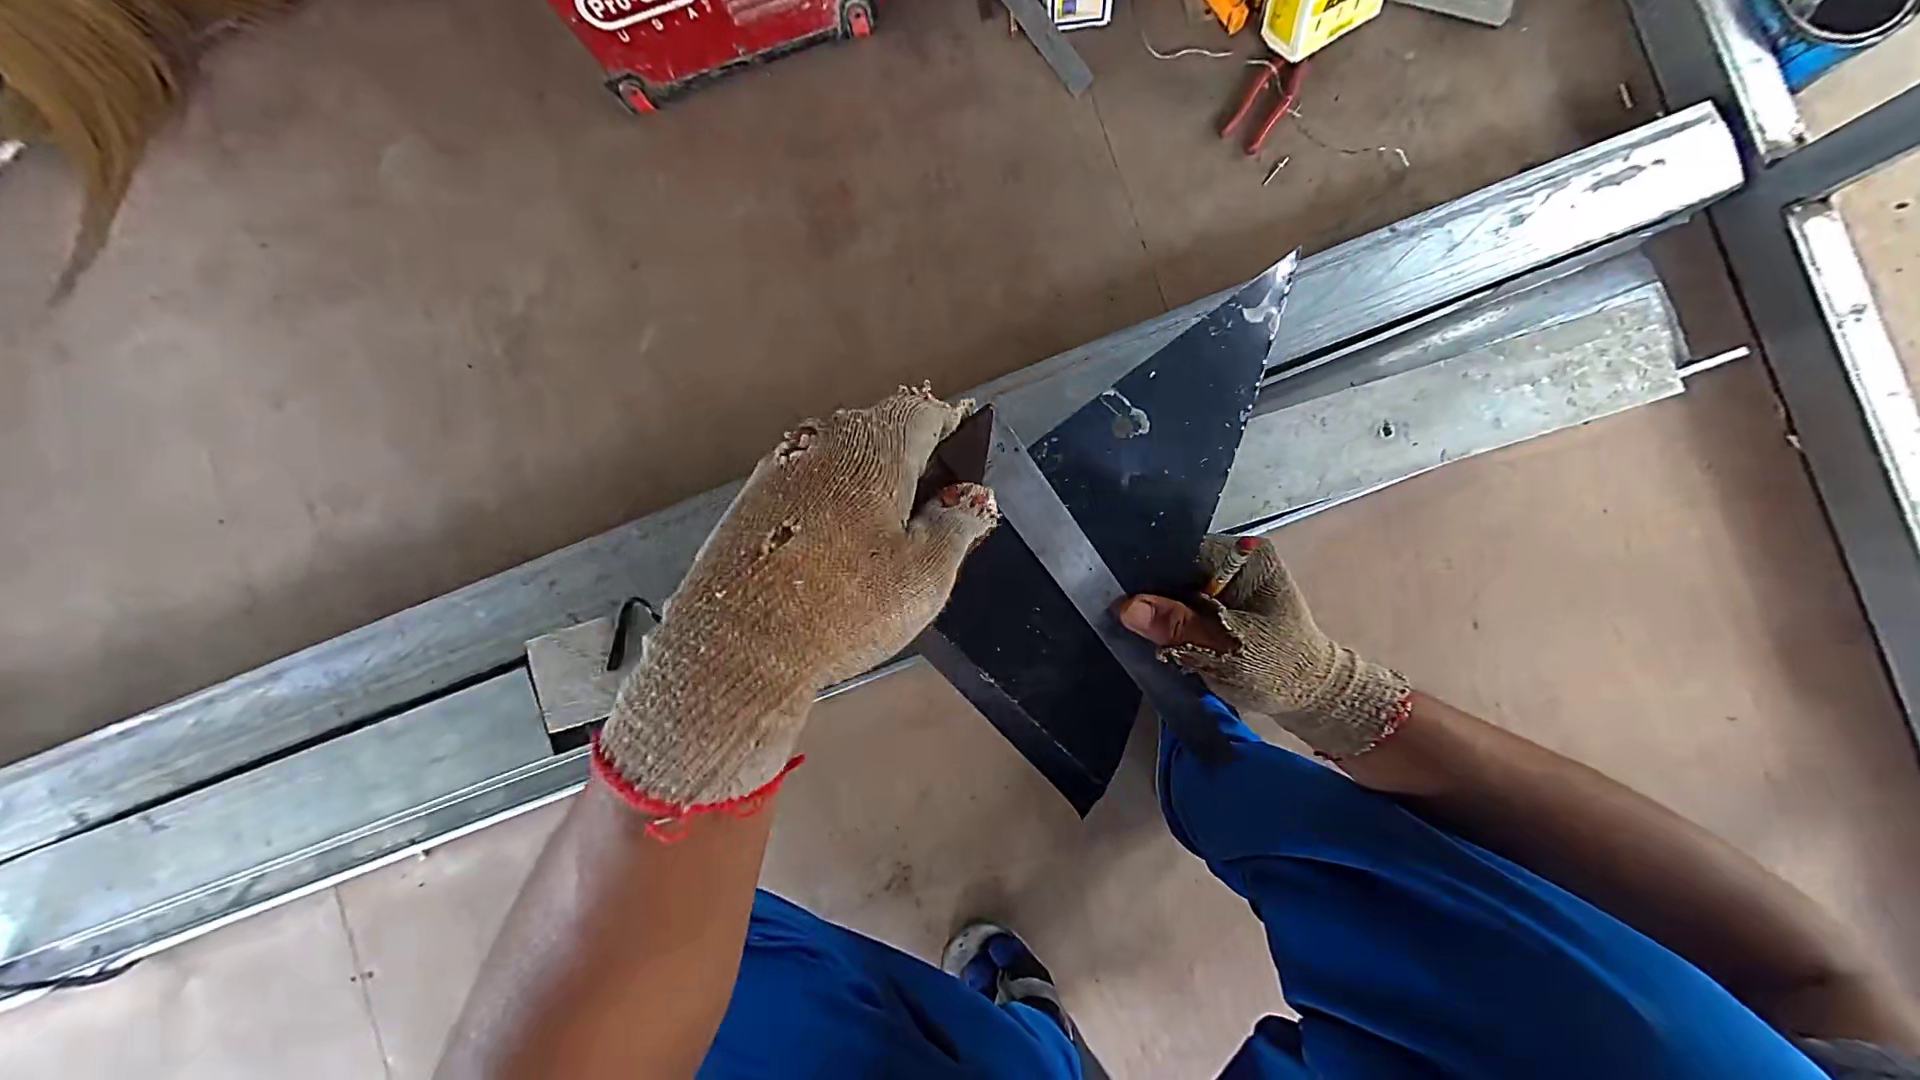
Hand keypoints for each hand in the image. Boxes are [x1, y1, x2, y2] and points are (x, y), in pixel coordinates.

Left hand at [595, 387, 999, 831]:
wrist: (741, 648)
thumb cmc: (843, 610)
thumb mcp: (926, 573)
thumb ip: (957, 525)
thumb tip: (974, 500)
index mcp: (875, 450)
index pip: (925, 414)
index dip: (952, 434)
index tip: (963, 461)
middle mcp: (825, 444)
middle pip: (880, 430)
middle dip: (911, 459)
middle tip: (929, 507)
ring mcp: (780, 468)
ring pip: (840, 456)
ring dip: (869, 479)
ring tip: (883, 531)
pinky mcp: (750, 500)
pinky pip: (806, 482)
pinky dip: (830, 499)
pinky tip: (835, 546)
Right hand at [1116, 535, 1410, 758]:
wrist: (1312, 698)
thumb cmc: (1279, 670)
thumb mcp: (1225, 649)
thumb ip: (1177, 625)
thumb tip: (1127, 607)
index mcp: (1245, 555)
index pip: (1178, 551)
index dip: (1148, 574)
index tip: (1123, 598)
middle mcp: (1235, 556)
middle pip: (1172, 566)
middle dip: (1152, 594)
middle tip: (1129, 619)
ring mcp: (1228, 577)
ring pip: (1174, 585)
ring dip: (1160, 609)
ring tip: (1145, 629)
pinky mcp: (1221, 598)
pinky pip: (1182, 599)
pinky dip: (1171, 618)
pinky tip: (1163, 633)